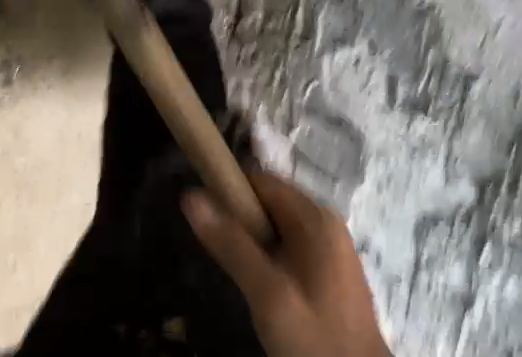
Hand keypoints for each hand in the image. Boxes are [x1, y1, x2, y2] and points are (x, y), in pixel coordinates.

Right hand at [184, 172, 391, 356]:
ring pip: (275, 225)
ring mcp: (330, 246)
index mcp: (315, 218)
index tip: (204, 219)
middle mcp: (325, 222)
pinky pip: (288, 245)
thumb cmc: (316, 341)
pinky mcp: (329, 268)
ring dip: (253, 242)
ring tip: (244, 277)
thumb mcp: (267, 294)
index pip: (259, 180)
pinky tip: (264, 288)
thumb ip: (231, 244)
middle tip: (225, 258)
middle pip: (267, 201)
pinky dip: (269, 257)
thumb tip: (190, 196)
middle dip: (240, 222)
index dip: (227, 192)